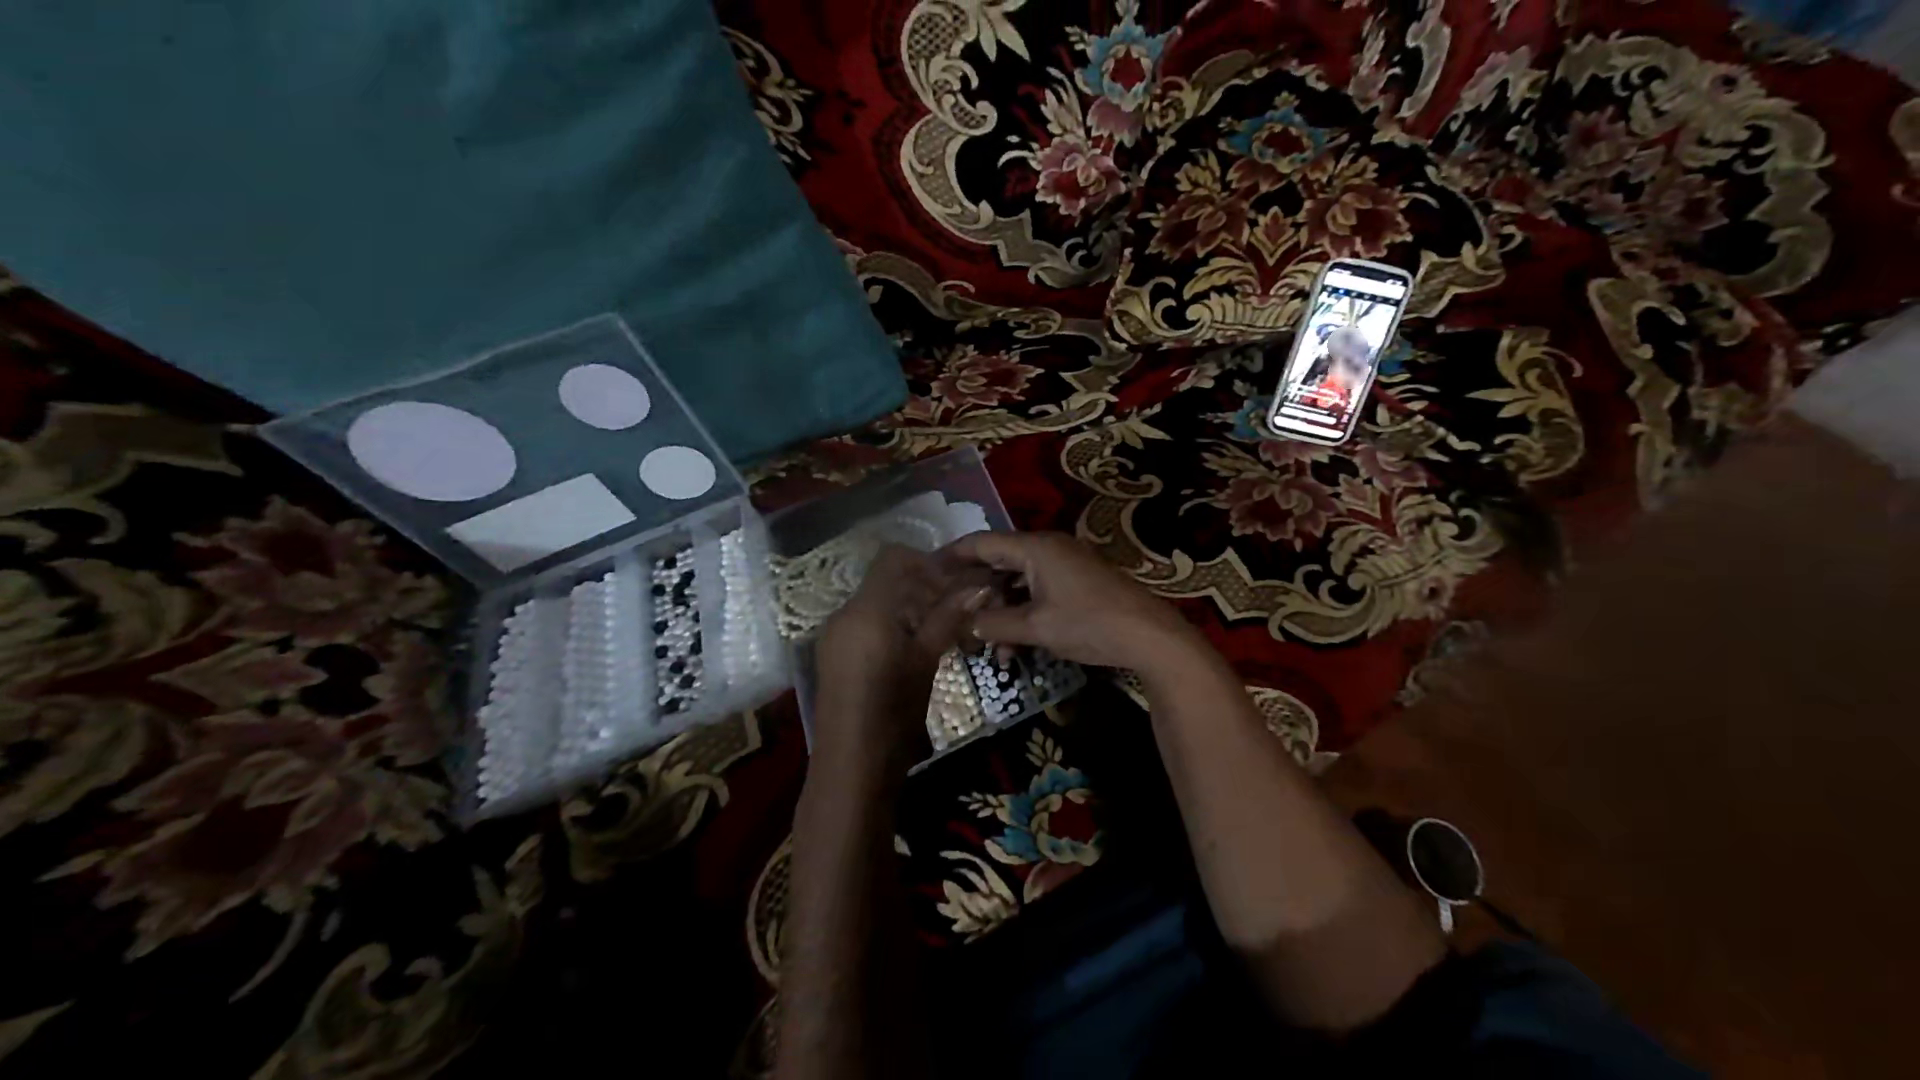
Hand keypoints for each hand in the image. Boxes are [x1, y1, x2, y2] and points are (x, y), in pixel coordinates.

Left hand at [813, 545, 992, 770]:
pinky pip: (863, 623)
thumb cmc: (894, 711)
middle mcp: (844, 613)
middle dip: (921, 588)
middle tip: (955, 610)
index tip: (953, 584)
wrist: (852, 763)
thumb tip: (978, 586)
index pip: (893, 558)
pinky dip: (890, 624)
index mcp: (866, 610)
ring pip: (875, 602)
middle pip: (884, 580)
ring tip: (939, 634)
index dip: (925, 563)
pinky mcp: (832, 653)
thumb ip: (948, 618)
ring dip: (908, 607)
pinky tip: (913, 650)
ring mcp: (834, 634)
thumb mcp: (925, 661)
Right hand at [942, 532, 1203, 672]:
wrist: (1150, 636)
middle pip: (999, 562)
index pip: (982, 543)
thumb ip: (995, 624)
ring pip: (1018, 581)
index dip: (952, 555)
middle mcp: (1048, 548)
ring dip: (1001, 611)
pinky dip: (1023, 613)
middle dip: (976, 591)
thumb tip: (967, 624)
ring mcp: (1065, 565)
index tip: (926, 569)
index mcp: (1035, 548)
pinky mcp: (1077, 582)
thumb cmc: (1089, 624)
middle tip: (950, 612)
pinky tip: (1015, 647)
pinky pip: (1038, 590)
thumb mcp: (1036, 627)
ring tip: (987, 645)